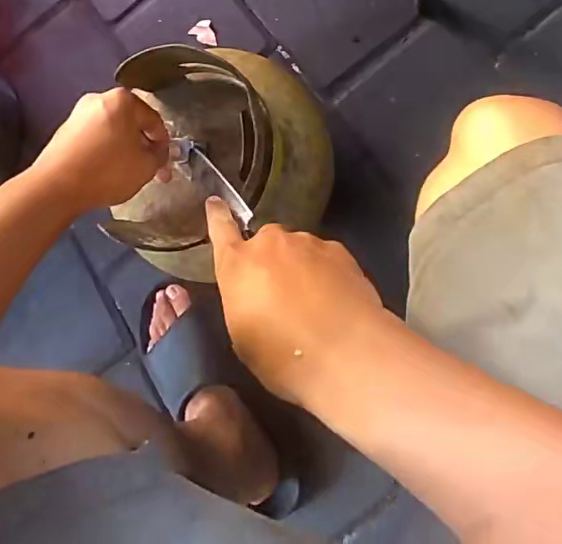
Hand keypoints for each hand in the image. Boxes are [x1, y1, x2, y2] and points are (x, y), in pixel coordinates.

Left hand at [27, 88, 169, 210]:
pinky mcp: (62, 133)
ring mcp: (77, 115)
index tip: (165, 162)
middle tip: (148, 168)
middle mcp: (98, 100)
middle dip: (141, 146)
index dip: (164, 144)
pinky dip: (103, 153)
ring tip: (127, 173)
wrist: (54, 188)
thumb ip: (161, 155)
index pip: (154, 120)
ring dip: (122, 149)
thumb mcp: (147, 166)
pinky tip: (105, 172)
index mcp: (123, 99)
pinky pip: (93, 140)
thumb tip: (159, 152)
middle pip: (131, 124)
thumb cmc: (107, 170)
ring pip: (111, 132)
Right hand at [204, 196, 388, 406]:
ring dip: (299, 267)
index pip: (222, 229)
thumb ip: (242, 299)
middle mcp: (271, 243)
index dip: (218, 216)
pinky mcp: (339, 249)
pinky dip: (325, 272)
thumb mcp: (243, 336)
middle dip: (270, 262)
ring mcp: (308, 242)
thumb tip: (254, 291)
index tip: (216, 201)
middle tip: (280, 295)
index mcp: (239, 265)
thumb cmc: (282, 358)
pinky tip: (334, 300)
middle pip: (266, 243)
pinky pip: (323, 257)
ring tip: (312, 304)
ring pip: (297, 249)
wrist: (345, 351)